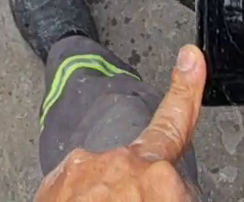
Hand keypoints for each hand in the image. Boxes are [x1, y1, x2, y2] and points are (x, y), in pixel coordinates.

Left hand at [34, 46, 206, 201]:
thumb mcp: (168, 197)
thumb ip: (174, 188)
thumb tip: (174, 184)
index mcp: (157, 177)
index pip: (177, 124)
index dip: (187, 88)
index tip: (189, 56)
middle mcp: (118, 163)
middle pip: (143, 176)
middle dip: (145, 199)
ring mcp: (82, 171)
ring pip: (107, 187)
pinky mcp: (54, 184)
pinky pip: (78, 192)